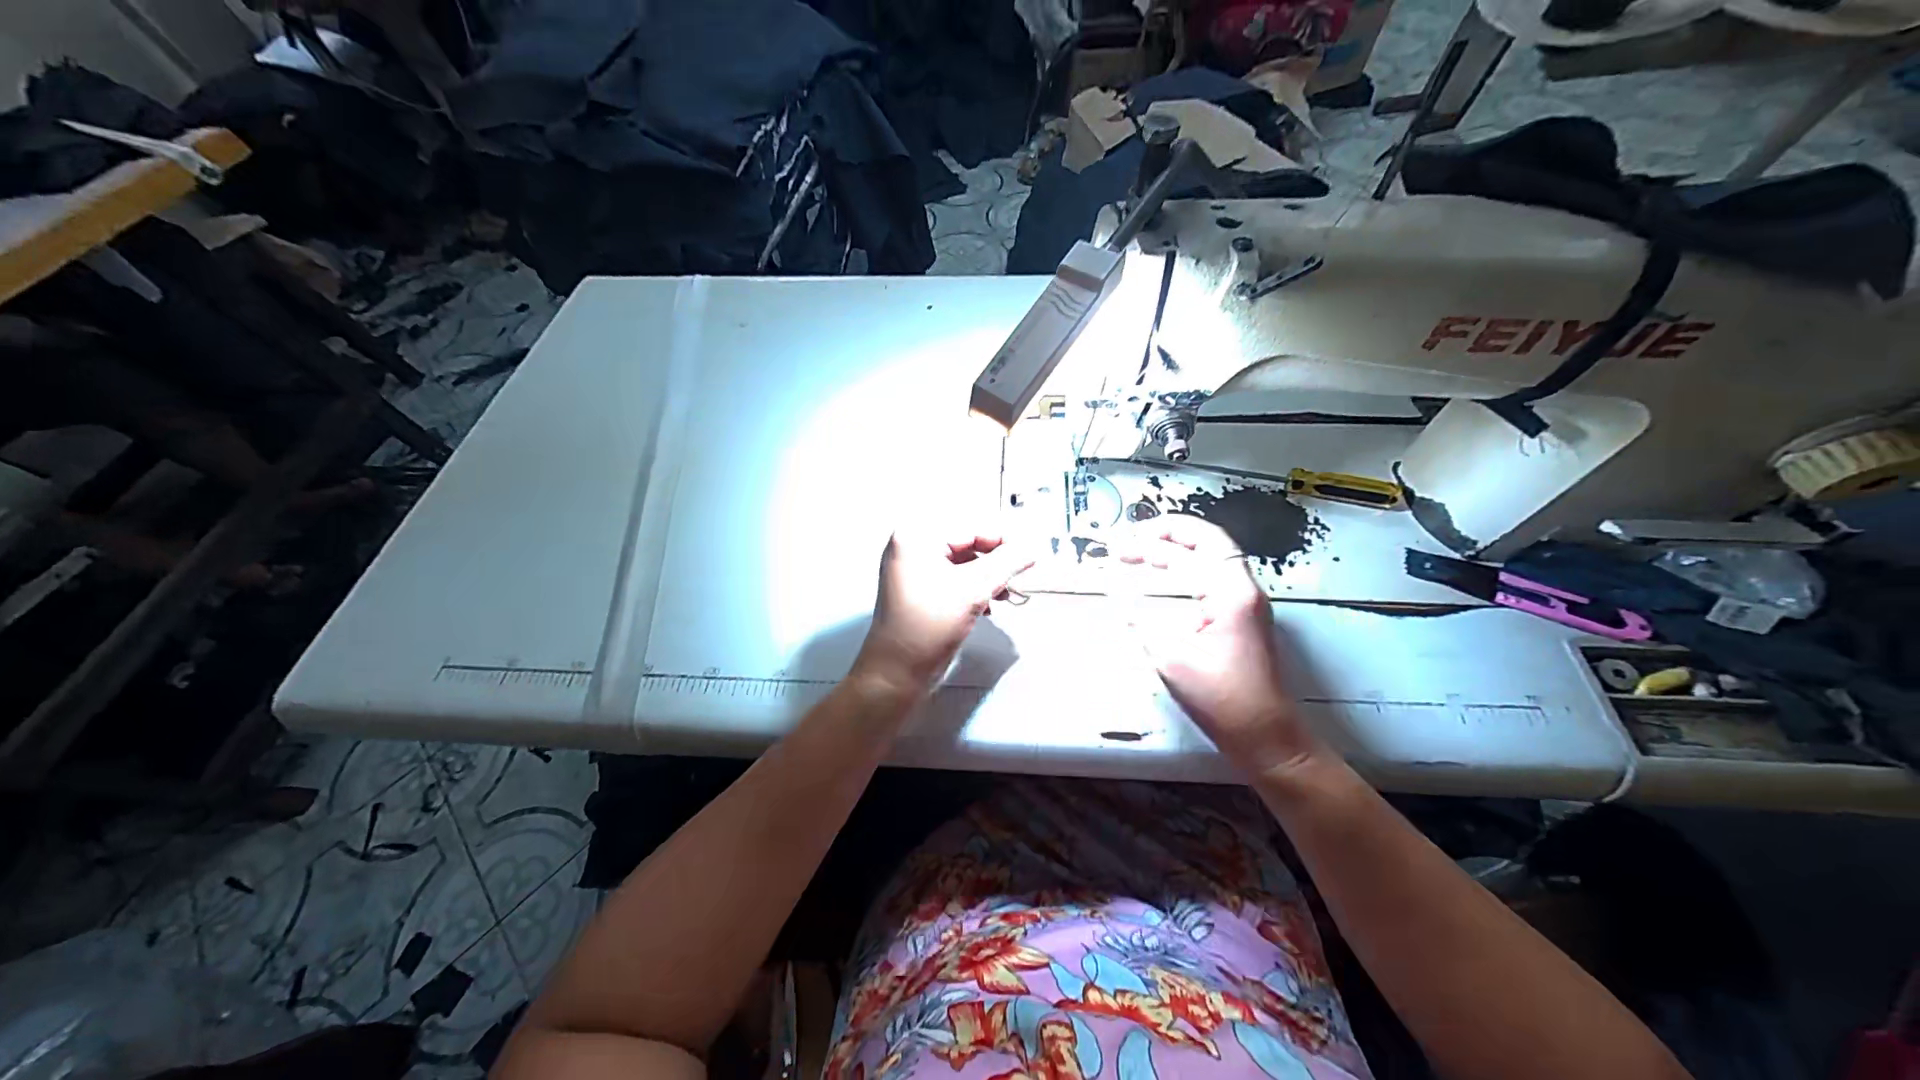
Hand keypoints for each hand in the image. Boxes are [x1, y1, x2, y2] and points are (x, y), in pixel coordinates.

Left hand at [851, 528, 1034, 700]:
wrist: (896, 673)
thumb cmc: (927, 627)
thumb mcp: (974, 590)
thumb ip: (1006, 564)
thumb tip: (1030, 549)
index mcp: (916, 537)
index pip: (970, 527)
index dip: (1002, 541)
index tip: (1028, 555)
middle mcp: (910, 547)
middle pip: (966, 544)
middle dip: (995, 562)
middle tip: (1019, 577)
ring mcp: (911, 570)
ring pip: (961, 563)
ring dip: (987, 577)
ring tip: (1006, 594)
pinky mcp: (917, 591)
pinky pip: (952, 579)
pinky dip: (972, 589)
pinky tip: (988, 605)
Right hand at [1115, 515, 1327, 778]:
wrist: (1265, 734)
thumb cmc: (1223, 700)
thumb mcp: (1174, 661)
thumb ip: (1146, 626)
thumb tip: (1125, 605)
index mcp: (1231, 595)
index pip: (1189, 555)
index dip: (1151, 547)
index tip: (1121, 550)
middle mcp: (1244, 589)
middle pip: (1211, 541)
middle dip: (1172, 531)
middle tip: (1137, 534)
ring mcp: (1247, 602)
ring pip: (1216, 555)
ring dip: (1183, 545)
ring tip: (1149, 545)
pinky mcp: (1244, 616)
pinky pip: (1217, 573)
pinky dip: (1191, 563)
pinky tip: (1171, 573)